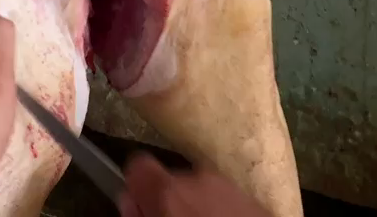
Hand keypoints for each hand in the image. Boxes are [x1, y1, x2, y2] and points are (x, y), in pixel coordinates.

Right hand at [119, 153, 274, 216]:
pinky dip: (217, 208)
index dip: (136, 185)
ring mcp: (224, 182)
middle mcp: (195, 175)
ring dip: (194, 205)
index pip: (137, 164)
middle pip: (169, 177)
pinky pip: (221, 193)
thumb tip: (128, 199)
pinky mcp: (248, 193)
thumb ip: (138, 213)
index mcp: (168, 190)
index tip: (140, 205)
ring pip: (197, 186)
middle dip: (169, 201)